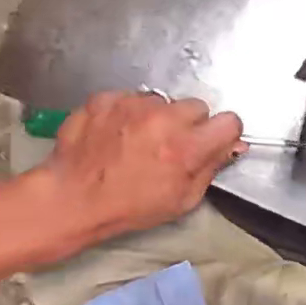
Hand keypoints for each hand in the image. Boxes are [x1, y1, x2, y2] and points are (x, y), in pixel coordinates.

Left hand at [38, 91, 243, 239]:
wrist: (74, 199)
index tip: (212, 141)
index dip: (223, 133)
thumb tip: (232, 146)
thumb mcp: (183, 200)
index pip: (229, 121)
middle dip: (189, 124)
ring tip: (138, 142)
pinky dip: (128, 113)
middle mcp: (163, 119)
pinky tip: (117, 135)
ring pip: (162, 101)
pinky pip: (131, 98)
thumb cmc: (128, 206)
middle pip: (197, 106)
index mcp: (187, 147)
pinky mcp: (107, 98)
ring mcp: (133, 105)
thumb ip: (212, 167)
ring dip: (157, 117)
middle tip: (170, 146)